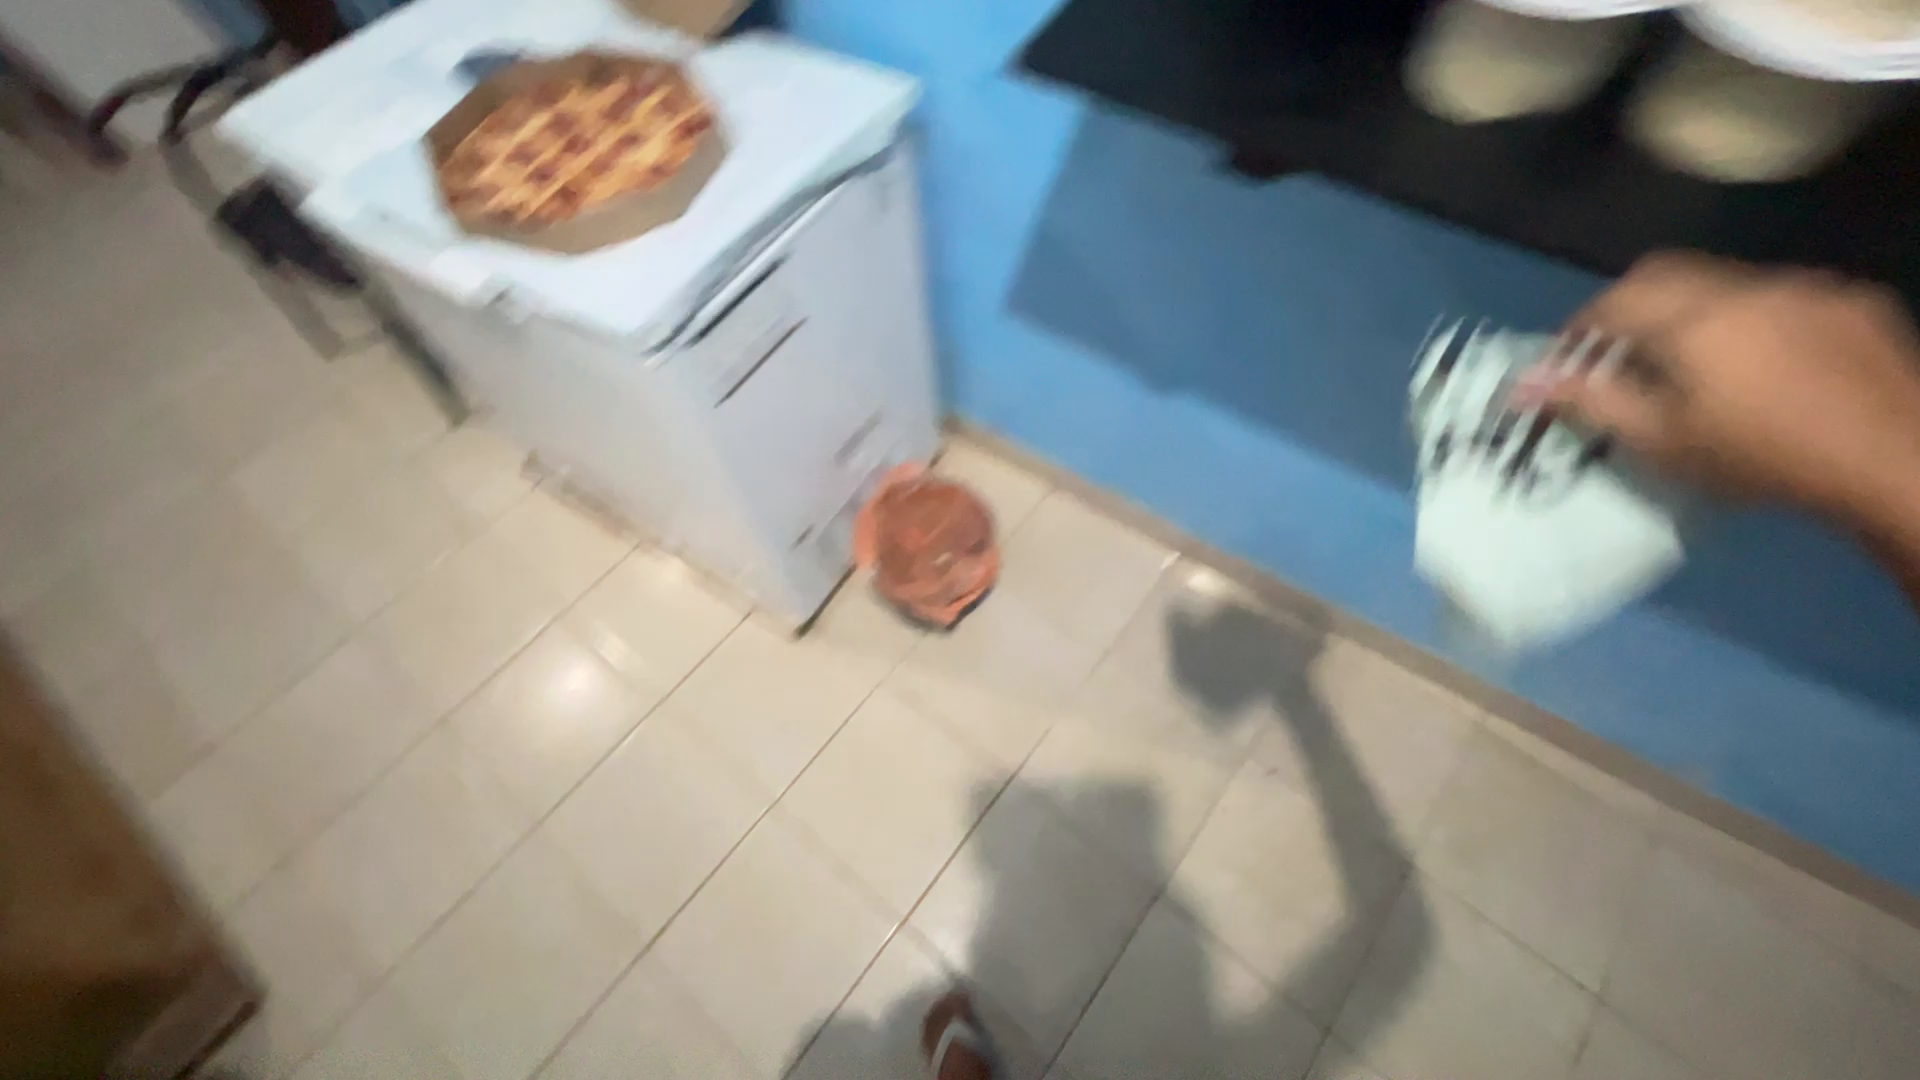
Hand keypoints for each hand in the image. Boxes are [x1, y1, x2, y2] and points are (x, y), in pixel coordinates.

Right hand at [1519, 252, 1919, 524]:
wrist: (1898, 462)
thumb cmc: (1759, 456)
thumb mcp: (1659, 439)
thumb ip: (1589, 401)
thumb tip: (1520, 382)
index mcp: (1695, 320)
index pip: (1614, 300)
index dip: (1580, 325)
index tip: (1569, 357)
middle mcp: (1749, 288)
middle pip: (1664, 273)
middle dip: (1629, 306)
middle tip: (1619, 353)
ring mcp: (1808, 290)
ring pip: (1721, 283)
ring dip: (1689, 312)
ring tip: (1690, 365)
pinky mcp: (1852, 304)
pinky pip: (1777, 296)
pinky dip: (1746, 319)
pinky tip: (1759, 365)